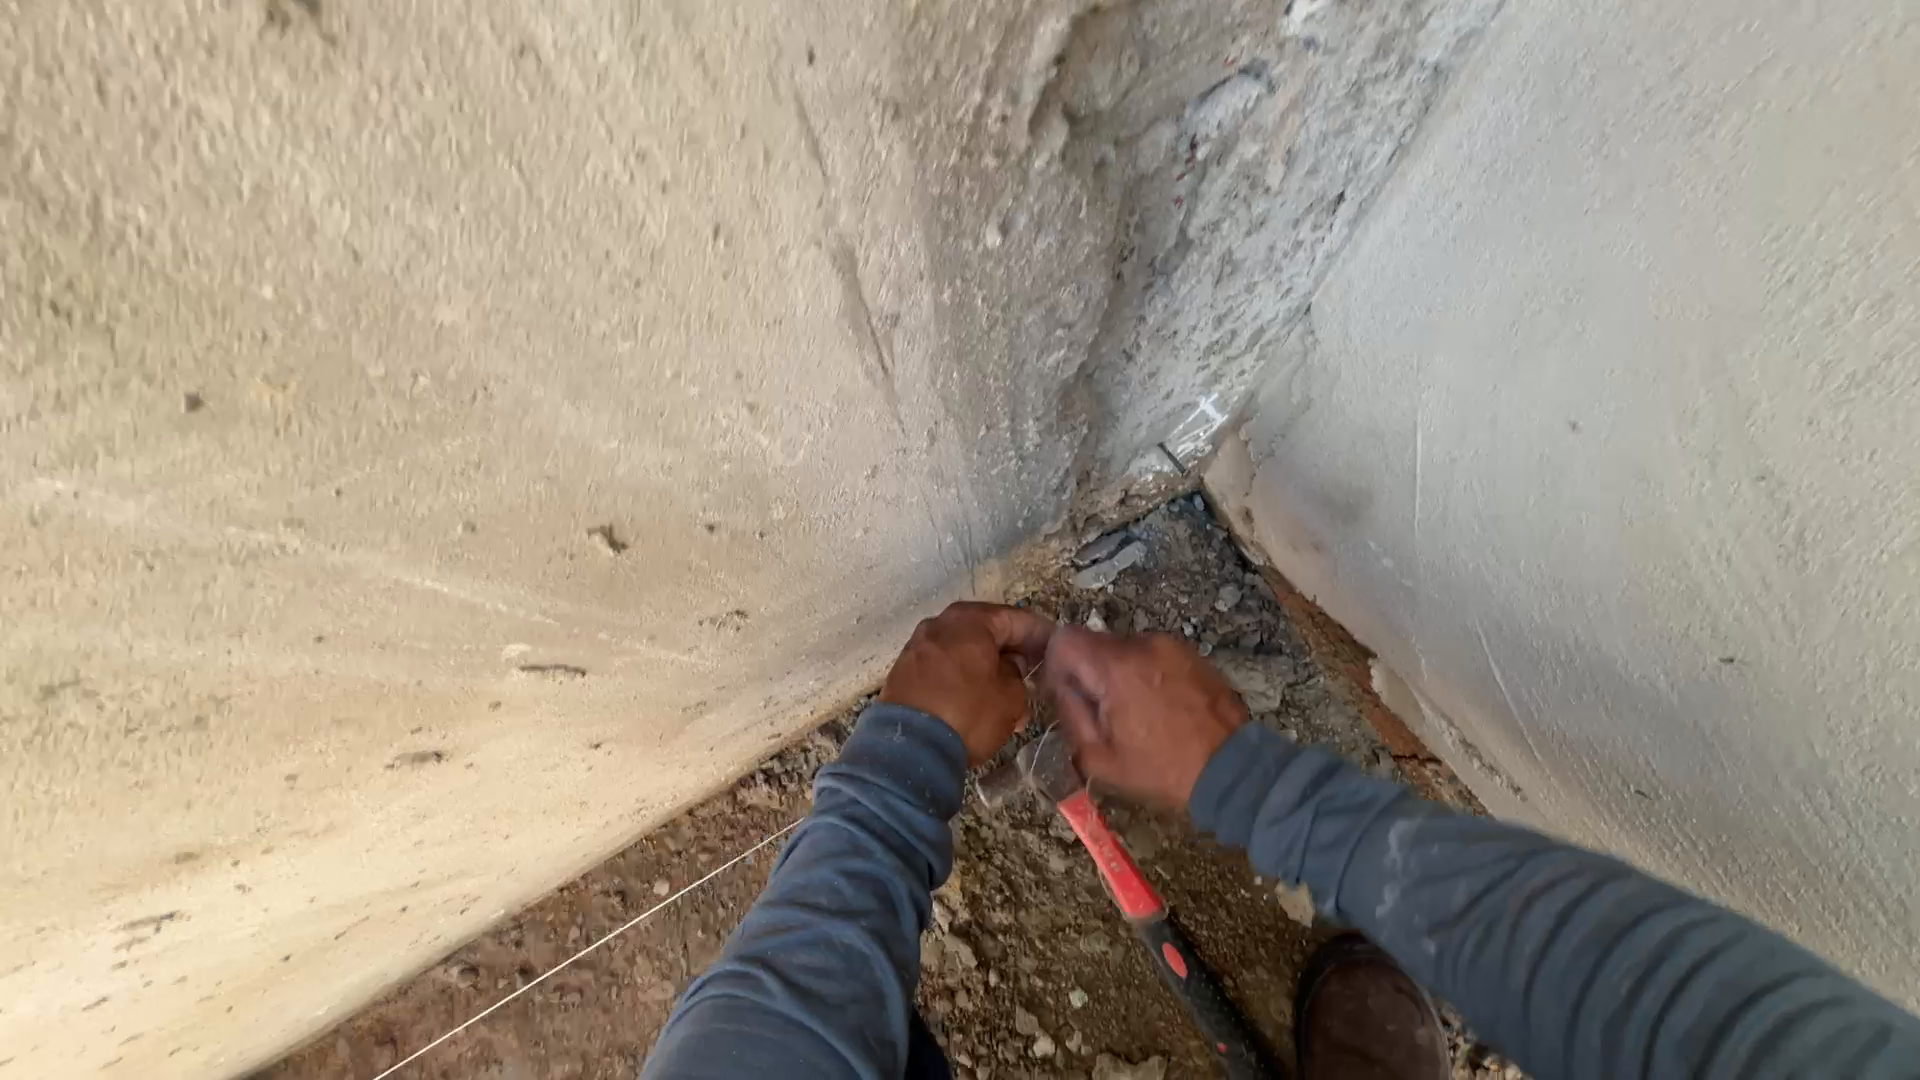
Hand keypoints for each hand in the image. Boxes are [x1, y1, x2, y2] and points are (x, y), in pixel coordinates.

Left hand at [879, 601, 1054, 763]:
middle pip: (986, 630)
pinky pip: (944, 664)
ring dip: (986, 665)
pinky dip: (963, 675)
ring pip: (963, 649)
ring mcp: (918, 645)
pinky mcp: (905, 669)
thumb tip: (1009, 666)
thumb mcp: (1011, 697)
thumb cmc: (967, 714)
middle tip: (1033, 670)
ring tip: (1007, 690)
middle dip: (1012, 650)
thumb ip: (1017, 674)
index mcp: (970, 620)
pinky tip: (977, 697)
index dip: (1040, 634)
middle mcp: (940, 623)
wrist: (908, 748)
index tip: (1056, 649)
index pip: (1016, 618)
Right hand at [1042, 625, 1247, 808]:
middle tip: (1106, 712)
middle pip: (1094, 643)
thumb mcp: (1099, 757)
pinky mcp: (1192, 652)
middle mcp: (1142, 643)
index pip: (1064, 638)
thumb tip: (1060, 687)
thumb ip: (1069, 714)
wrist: (1233, 770)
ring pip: (1123, 648)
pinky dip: (1146, 673)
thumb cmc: (1162, 769)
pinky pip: (1151, 654)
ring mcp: (1171, 645)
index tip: (1069, 695)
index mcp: (1116, 666)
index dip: (1057, 665)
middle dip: (1090, 672)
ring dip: (1119, 672)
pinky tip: (1161, 706)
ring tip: (1139, 712)